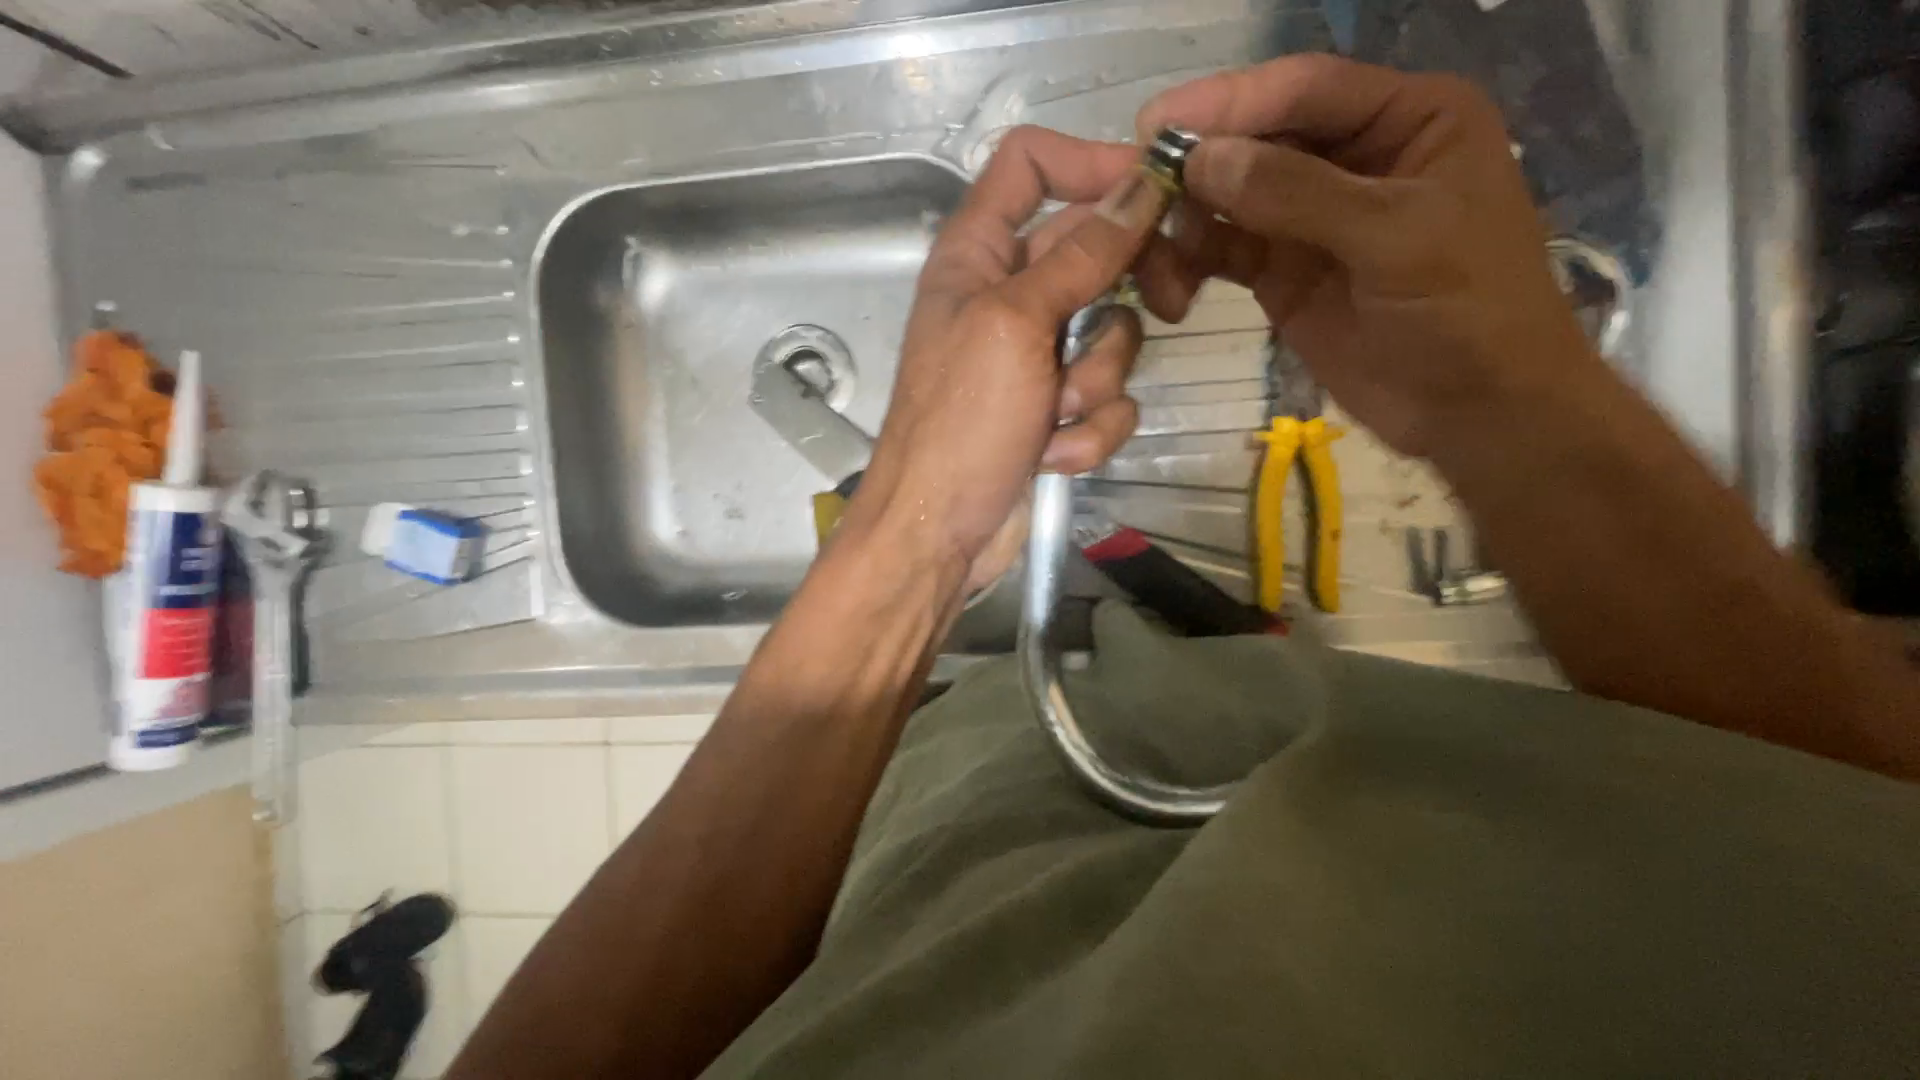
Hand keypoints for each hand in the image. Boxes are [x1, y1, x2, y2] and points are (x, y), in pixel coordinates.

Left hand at [839, 126, 1171, 590]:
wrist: (939, 536)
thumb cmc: (959, 424)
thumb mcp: (1015, 326)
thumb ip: (1080, 256)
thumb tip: (1138, 187)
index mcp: (977, 253)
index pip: (1030, 164)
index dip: (1090, 163)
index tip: (1153, 186)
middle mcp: (1009, 294)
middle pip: (1096, 249)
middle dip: (1125, 292)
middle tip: (1171, 301)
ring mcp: (1036, 357)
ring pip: (1113, 335)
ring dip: (1095, 382)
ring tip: (1053, 415)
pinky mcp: (1056, 411)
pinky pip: (1107, 399)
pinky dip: (1087, 432)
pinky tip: (1051, 456)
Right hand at [1133, 54, 1599, 458]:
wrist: (1475, 413)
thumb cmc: (1467, 311)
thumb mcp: (1395, 238)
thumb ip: (1296, 194)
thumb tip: (1199, 160)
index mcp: (1407, 119)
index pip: (1304, 91)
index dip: (1230, 101)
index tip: (1156, 121)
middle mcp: (1352, 157)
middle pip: (1256, 141)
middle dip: (1195, 166)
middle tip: (1132, 194)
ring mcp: (1310, 218)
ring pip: (1228, 198)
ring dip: (1185, 223)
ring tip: (1150, 260)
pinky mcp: (1281, 272)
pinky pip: (1222, 251)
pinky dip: (1191, 264)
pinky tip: (1170, 290)